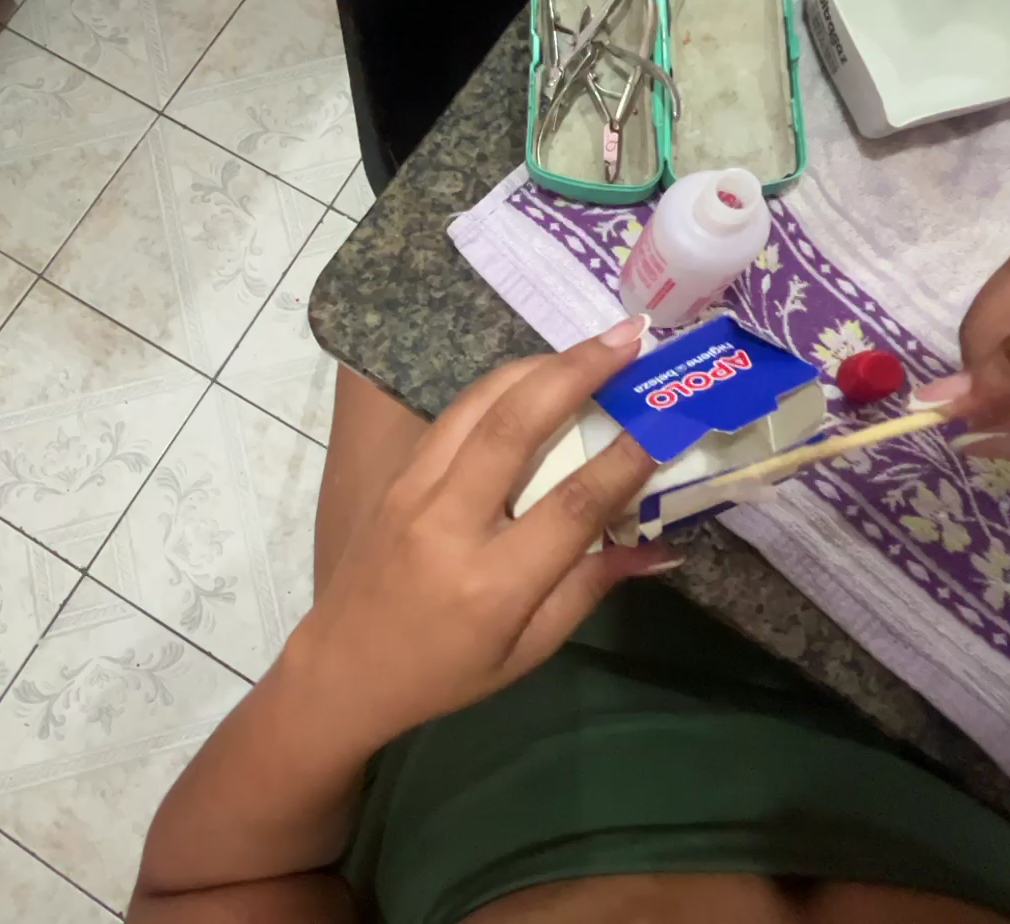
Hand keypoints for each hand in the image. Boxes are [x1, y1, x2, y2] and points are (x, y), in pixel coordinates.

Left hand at [280, 317, 664, 748]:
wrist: (342, 666)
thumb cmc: (444, 672)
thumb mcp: (527, 649)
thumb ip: (590, 586)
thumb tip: (662, 547)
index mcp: (490, 582)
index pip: (571, 506)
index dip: (626, 459)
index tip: (667, 417)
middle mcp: (448, 522)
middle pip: (514, 426)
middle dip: (577, 371)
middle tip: (630, 337)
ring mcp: (412, 489)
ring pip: (477, 404)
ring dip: (537, 365)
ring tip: (590, 347)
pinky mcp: (396, 474)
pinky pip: (453, 415)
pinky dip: (499, 387)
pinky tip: (533, 378)